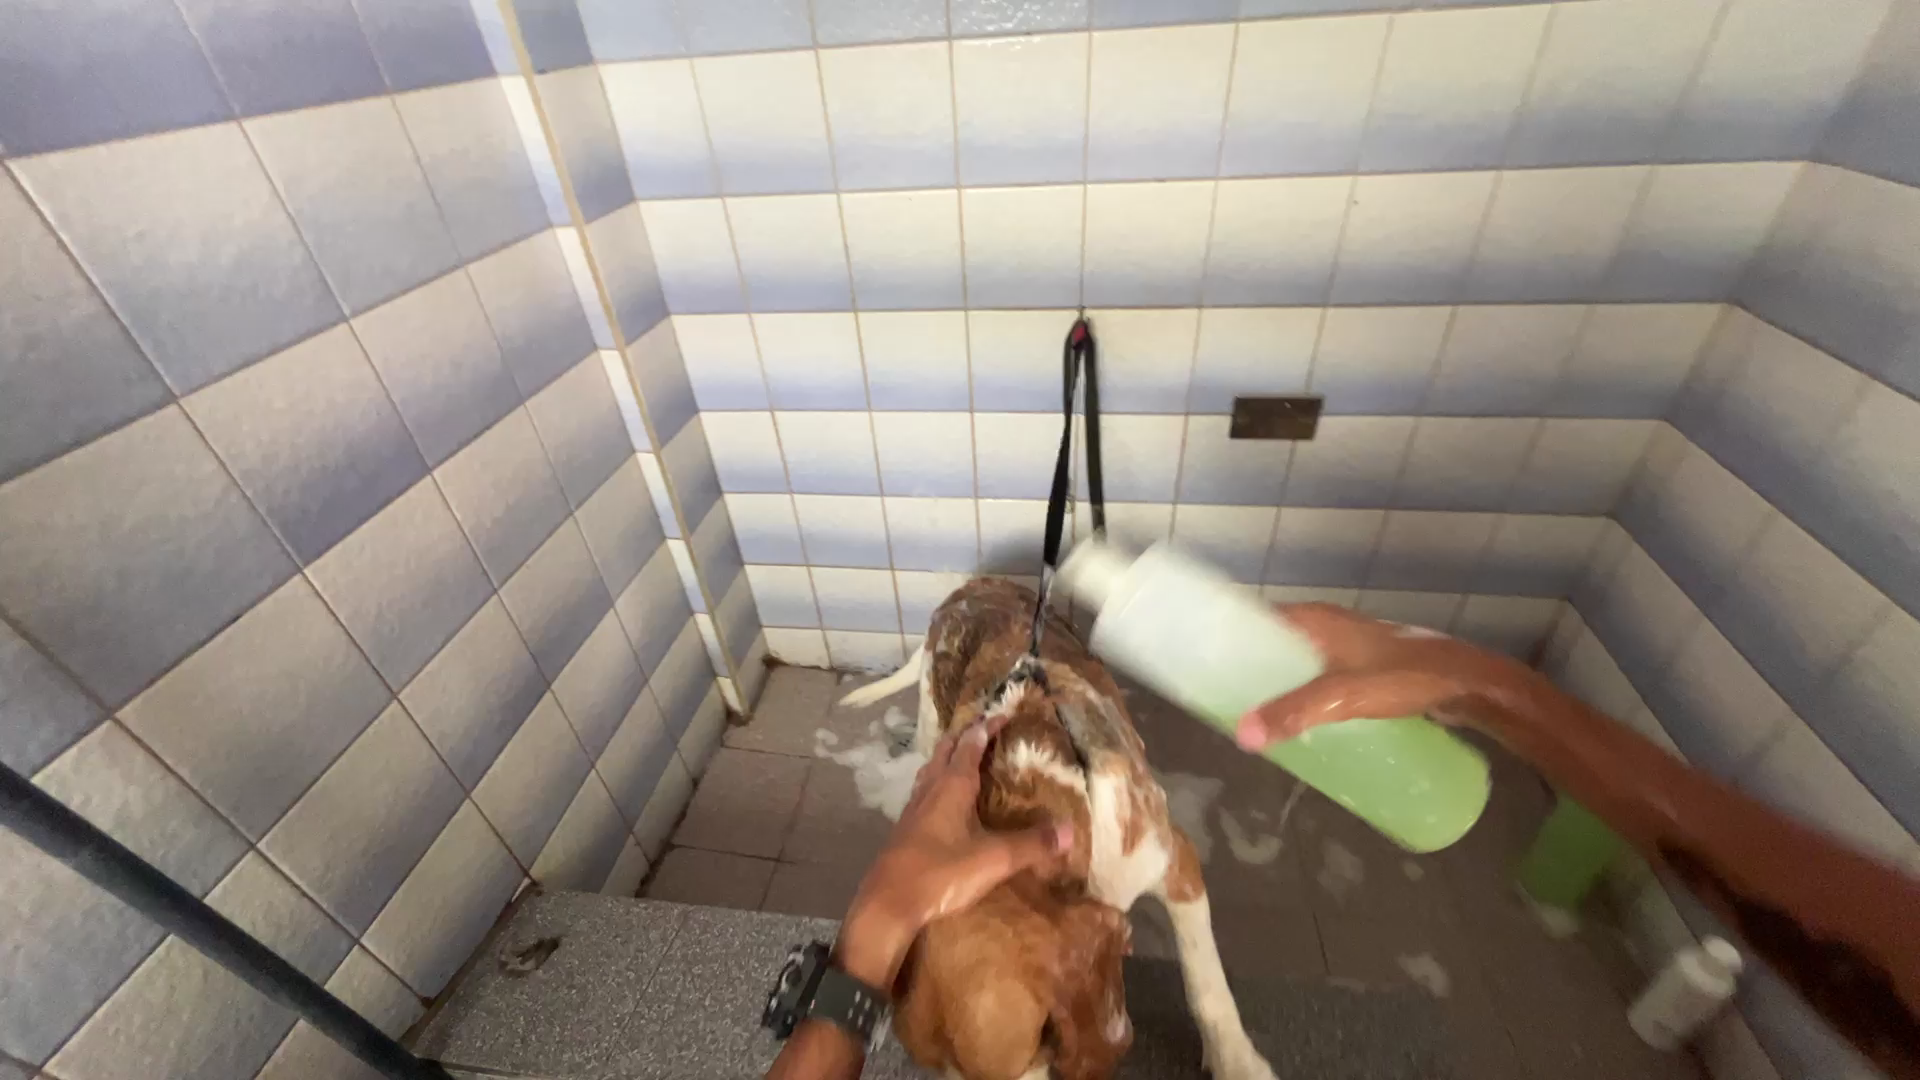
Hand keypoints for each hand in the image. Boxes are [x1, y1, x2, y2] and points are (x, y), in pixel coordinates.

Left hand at [834, 717, 1074, 986]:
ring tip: (966, 757)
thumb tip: (1070, 830)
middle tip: (986, 729)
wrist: (888, 903)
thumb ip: (1032, 844)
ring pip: (932, 767)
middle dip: (965, 735)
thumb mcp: (994, 860)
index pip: (971, 743)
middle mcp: (931, 787)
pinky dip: (939, 780)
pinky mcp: (907, 826)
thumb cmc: (941, 872)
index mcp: (952, 784)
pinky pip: (926, 789)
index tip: (1003, 713)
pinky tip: (946, 800)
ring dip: (949, 756)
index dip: (987, 726)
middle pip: (947, 749)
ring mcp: (915, 806)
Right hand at [1234, 603, 1531, 751]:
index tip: (1204, 659)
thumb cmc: (1406, 677)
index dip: (1228, 635)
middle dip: (1250, 665)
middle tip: (1225, 695)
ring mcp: (1348, 644)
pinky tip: (1300, 717)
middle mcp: (1327, 624)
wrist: (1474, 685)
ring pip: (1298, 659)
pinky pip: (1319, 674)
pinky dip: (1303, 689)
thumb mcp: (1344, 697)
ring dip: (1278, 680)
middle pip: (1273, 641)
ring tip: (1255, 710)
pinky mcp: (1365, 665)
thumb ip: (1293, 713)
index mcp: (1315, 618)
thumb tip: (1241, 736)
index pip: (1256, 617)